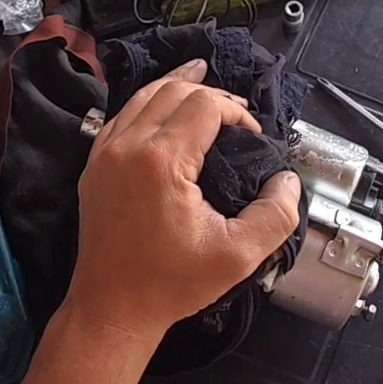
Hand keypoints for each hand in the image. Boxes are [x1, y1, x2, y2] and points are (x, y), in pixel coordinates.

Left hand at [68, 59, 301, 343]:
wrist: (111, 309)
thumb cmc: (171, 284)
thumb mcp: (238, 256)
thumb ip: (275, 214)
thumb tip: (288, 181)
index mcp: (161, 161)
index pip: (205, 104)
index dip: (236, 112)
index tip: (252, 137)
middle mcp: (128, 146)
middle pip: (174, 90)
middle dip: (211, 93)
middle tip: (237, 113)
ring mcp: (105, 153)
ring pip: (144, 96)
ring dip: (177, 86)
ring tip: (200, 74)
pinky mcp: (94, 166)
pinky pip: (122, 116)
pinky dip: (148, 103)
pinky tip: (162, 104)